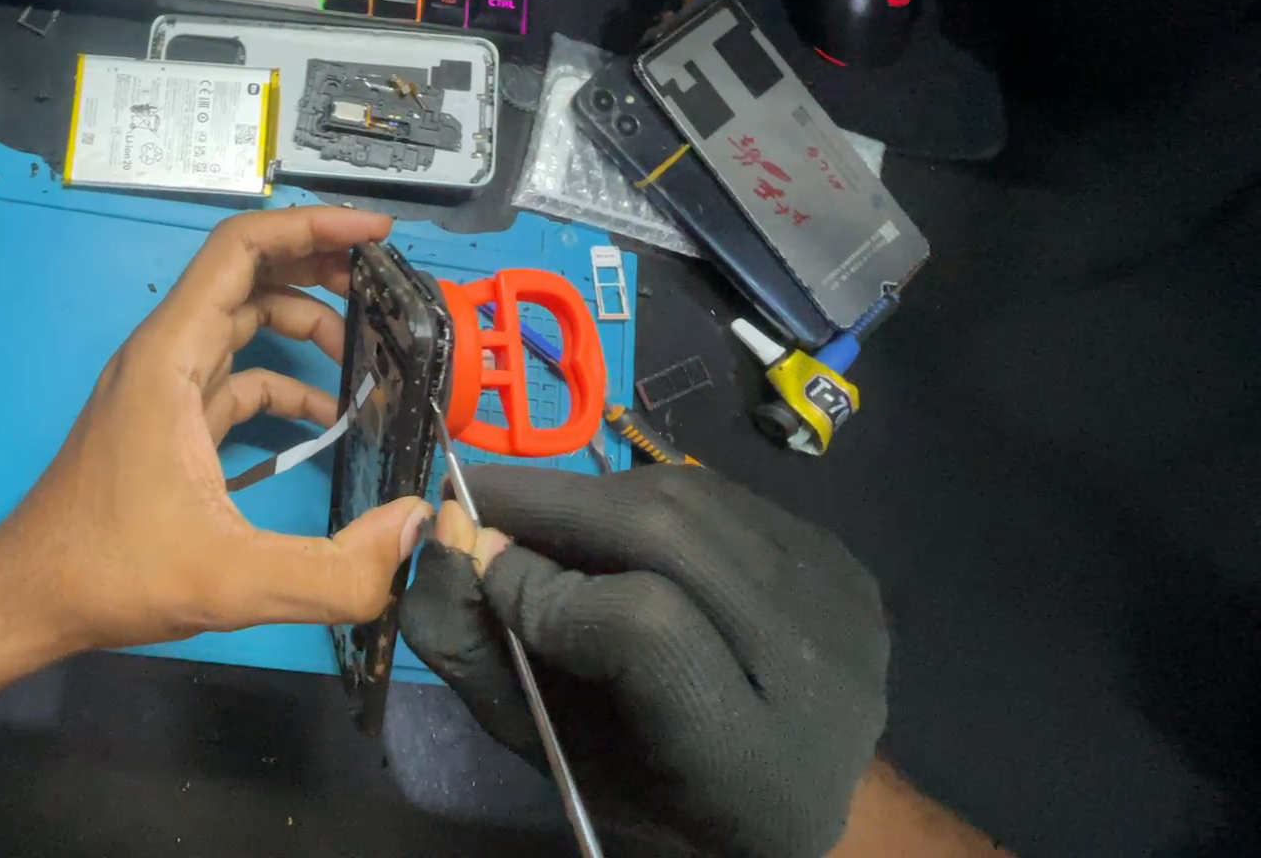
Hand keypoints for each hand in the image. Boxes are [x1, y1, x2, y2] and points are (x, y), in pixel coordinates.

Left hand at [0, 207, 432, 653]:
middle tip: (382, 286)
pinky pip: (237, 374)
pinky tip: (322, 418)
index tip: (373, 231)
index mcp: (172, 355)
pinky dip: (284, 380)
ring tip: (364, 357)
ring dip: (306, 324)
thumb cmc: (114, 571)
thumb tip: (414, 525)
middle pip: (248, 272)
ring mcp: (167, 383)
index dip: (310, 226)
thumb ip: (335, 571)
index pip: (241, 249)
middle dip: (318, 266)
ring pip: (244, 320)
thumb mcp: (234, 579)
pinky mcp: (172, 415)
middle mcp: (167, 352)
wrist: (33, 595)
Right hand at [401, 465, 887, 857]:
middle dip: (548, 502)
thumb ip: (471, 647)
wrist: (796, 792)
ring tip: (539, 514)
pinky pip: (709, 491)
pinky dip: (636, 495)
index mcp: (751, 759)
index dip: (543, 587)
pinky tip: (611, 524)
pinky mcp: (837, 553)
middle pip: (663, 532)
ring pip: (681, 495)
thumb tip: (447, 534)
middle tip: (476, 496)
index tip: (477, 564)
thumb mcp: (539, 741)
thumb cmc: (646, 782)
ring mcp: (837, 595)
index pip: (642, 628)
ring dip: (588, 493)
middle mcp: (819, 665)